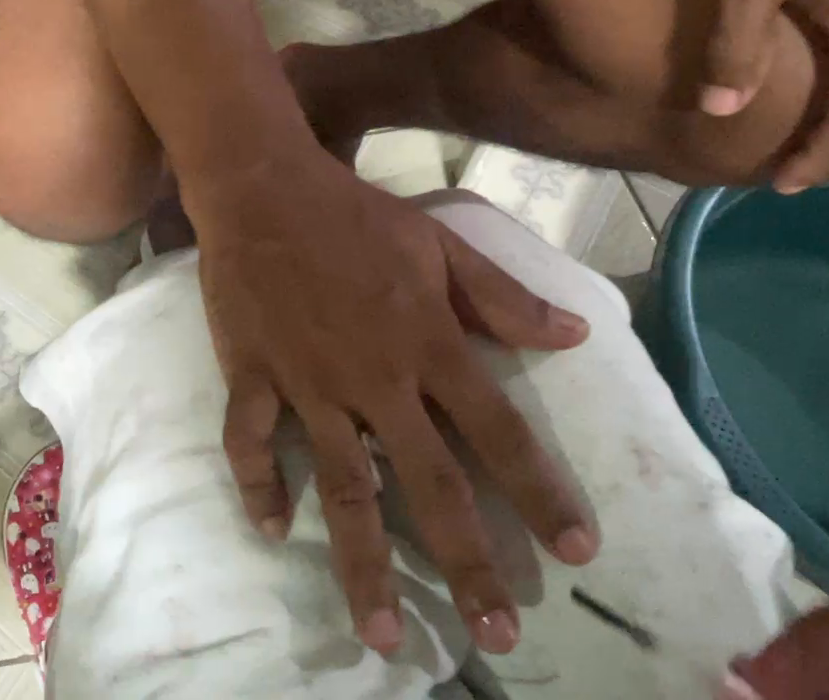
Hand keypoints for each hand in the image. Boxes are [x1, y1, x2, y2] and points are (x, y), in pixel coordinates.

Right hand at [193, 153, 595, 654]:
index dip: (540, 492)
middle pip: (428, 482)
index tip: (576, 553)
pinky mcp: (252, 377)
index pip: (498, 431)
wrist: (262, 191)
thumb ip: (502, 295)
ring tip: (379, 631)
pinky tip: (272, 528)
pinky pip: (252, 444)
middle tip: (496, 636)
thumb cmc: (353, 214)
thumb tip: (574, 339)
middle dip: (466, 561)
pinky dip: (259, 488)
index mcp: (426, 343)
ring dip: (361, 560)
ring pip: (341, 485)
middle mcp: (374, 379)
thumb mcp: (438, 240)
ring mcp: (308, 385)